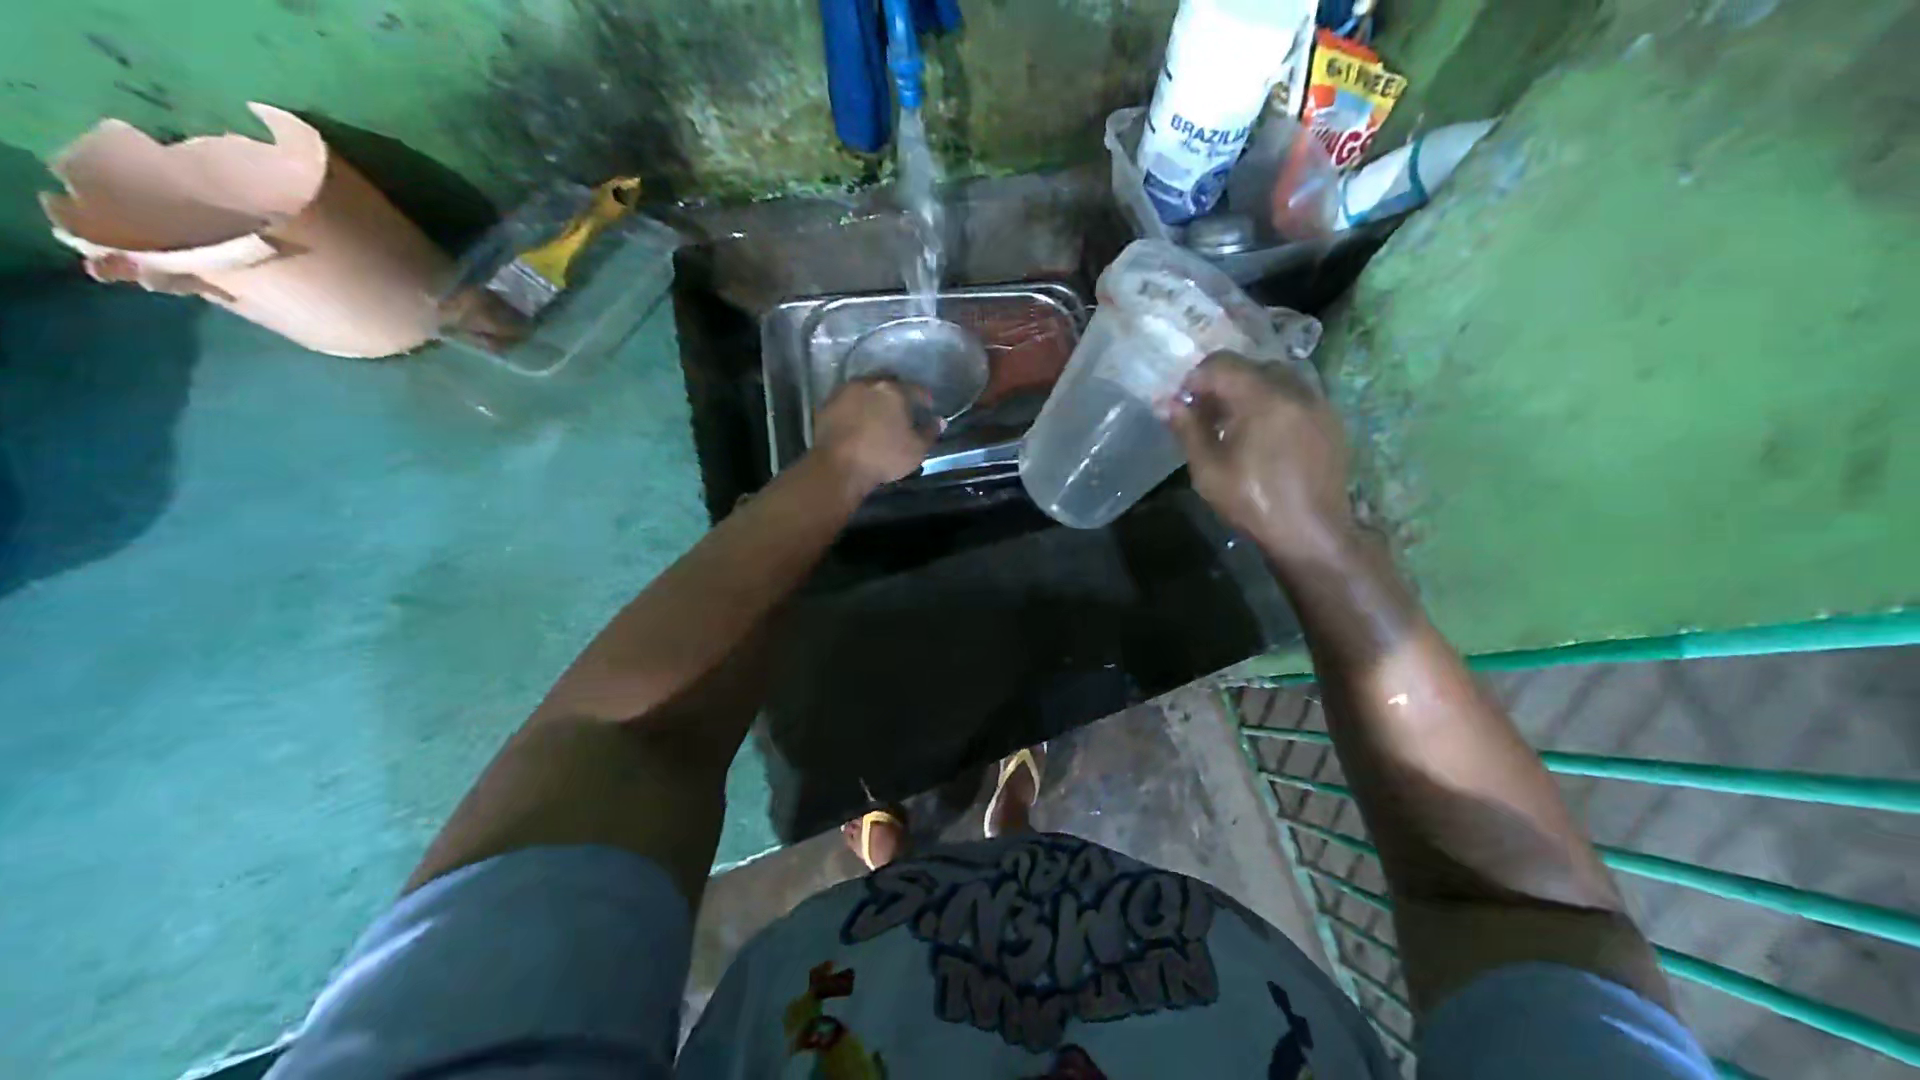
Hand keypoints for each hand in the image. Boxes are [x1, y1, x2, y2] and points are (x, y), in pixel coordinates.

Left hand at [812, 378, 939, 493]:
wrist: (837, 466)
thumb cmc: (883, 457)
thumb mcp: (916, 450)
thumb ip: (929, 432)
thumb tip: (939, 420)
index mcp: (894, 391)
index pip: (917, 390)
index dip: (924, 399)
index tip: (927, 409)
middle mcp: (869, 384)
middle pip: (889, 385)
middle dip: (897, 395)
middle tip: (901, 410)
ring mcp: (845, 392)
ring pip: (866, 390)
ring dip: (873, 398)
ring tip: (877, 415)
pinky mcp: (827, 404)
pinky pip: (847, 401)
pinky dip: (855, 407)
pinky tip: (857, 421)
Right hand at [1167, 353, 1355, 564]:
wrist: (1312, 533)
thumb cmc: (1254, 502)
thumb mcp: (1208, 469)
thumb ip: (1187, 429)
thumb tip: (1167, 403)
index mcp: (1263, 398)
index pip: (1221, 364)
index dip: (1195, 379)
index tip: (1182, 403)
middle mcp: (1295, 390)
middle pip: (1250, 367)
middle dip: (1222, 384)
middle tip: (1205, 415)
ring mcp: (1318, 403)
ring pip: (1275, 379)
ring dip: (1248, 392)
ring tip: (1233, 426)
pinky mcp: (1330, 420)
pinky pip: (1294, 396)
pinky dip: (1273, 404)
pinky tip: (1262, 436)